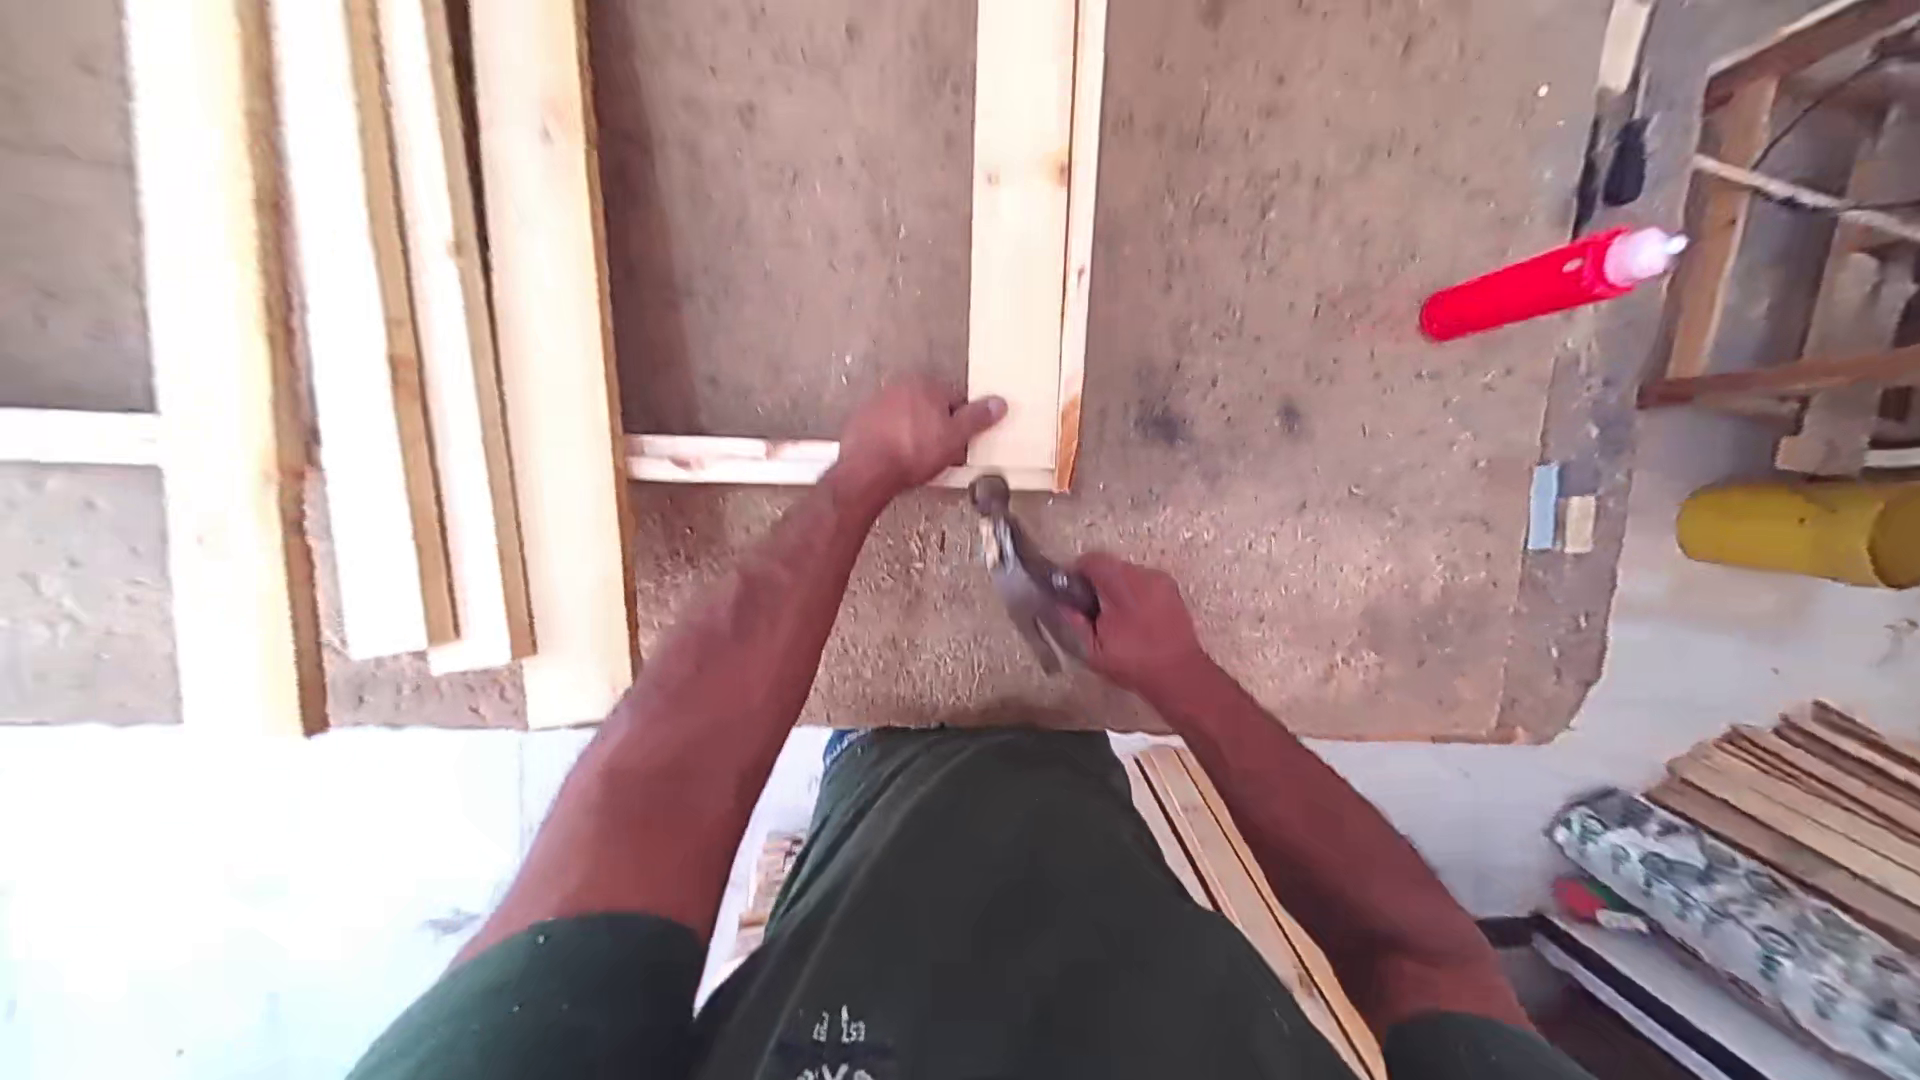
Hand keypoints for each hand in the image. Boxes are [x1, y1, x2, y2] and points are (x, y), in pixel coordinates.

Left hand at [833, 374, 1006, 504]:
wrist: (867, 471)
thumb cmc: (910, 453)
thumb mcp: (955, 438)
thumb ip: (977, 418)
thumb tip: (998, 404)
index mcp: (926, 385)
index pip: (955, 399)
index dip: (960, 424)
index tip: (959, 441)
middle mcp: (900, 387)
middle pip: (929, 407)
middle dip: (936, 428)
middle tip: (939, 452)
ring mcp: (878, 403)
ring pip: (906, 418)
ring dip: (913, 434)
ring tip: (916, 459)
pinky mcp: (861, 421)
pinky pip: (885, 429)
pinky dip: (892, 440)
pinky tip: (895, 458)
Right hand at [1061, 553, 1211, 696]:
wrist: (1179, 676)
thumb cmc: (1133, 663)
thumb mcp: (1093, 649)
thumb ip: (1074, 621)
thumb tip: (1061, 604)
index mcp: (1123, 585)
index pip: (1092, 561)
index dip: (1077, 574)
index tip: (1071, 594)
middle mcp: (1144, 575)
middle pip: (1111, 565)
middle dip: (1097, 582)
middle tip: (1090, 610)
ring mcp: (1162, 581)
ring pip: (1128, 573)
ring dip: (1116, 587)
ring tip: (1113, 616)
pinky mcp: (1173, 591)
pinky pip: (1145, 583)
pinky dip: (1134, 594)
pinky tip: (1132, 619)